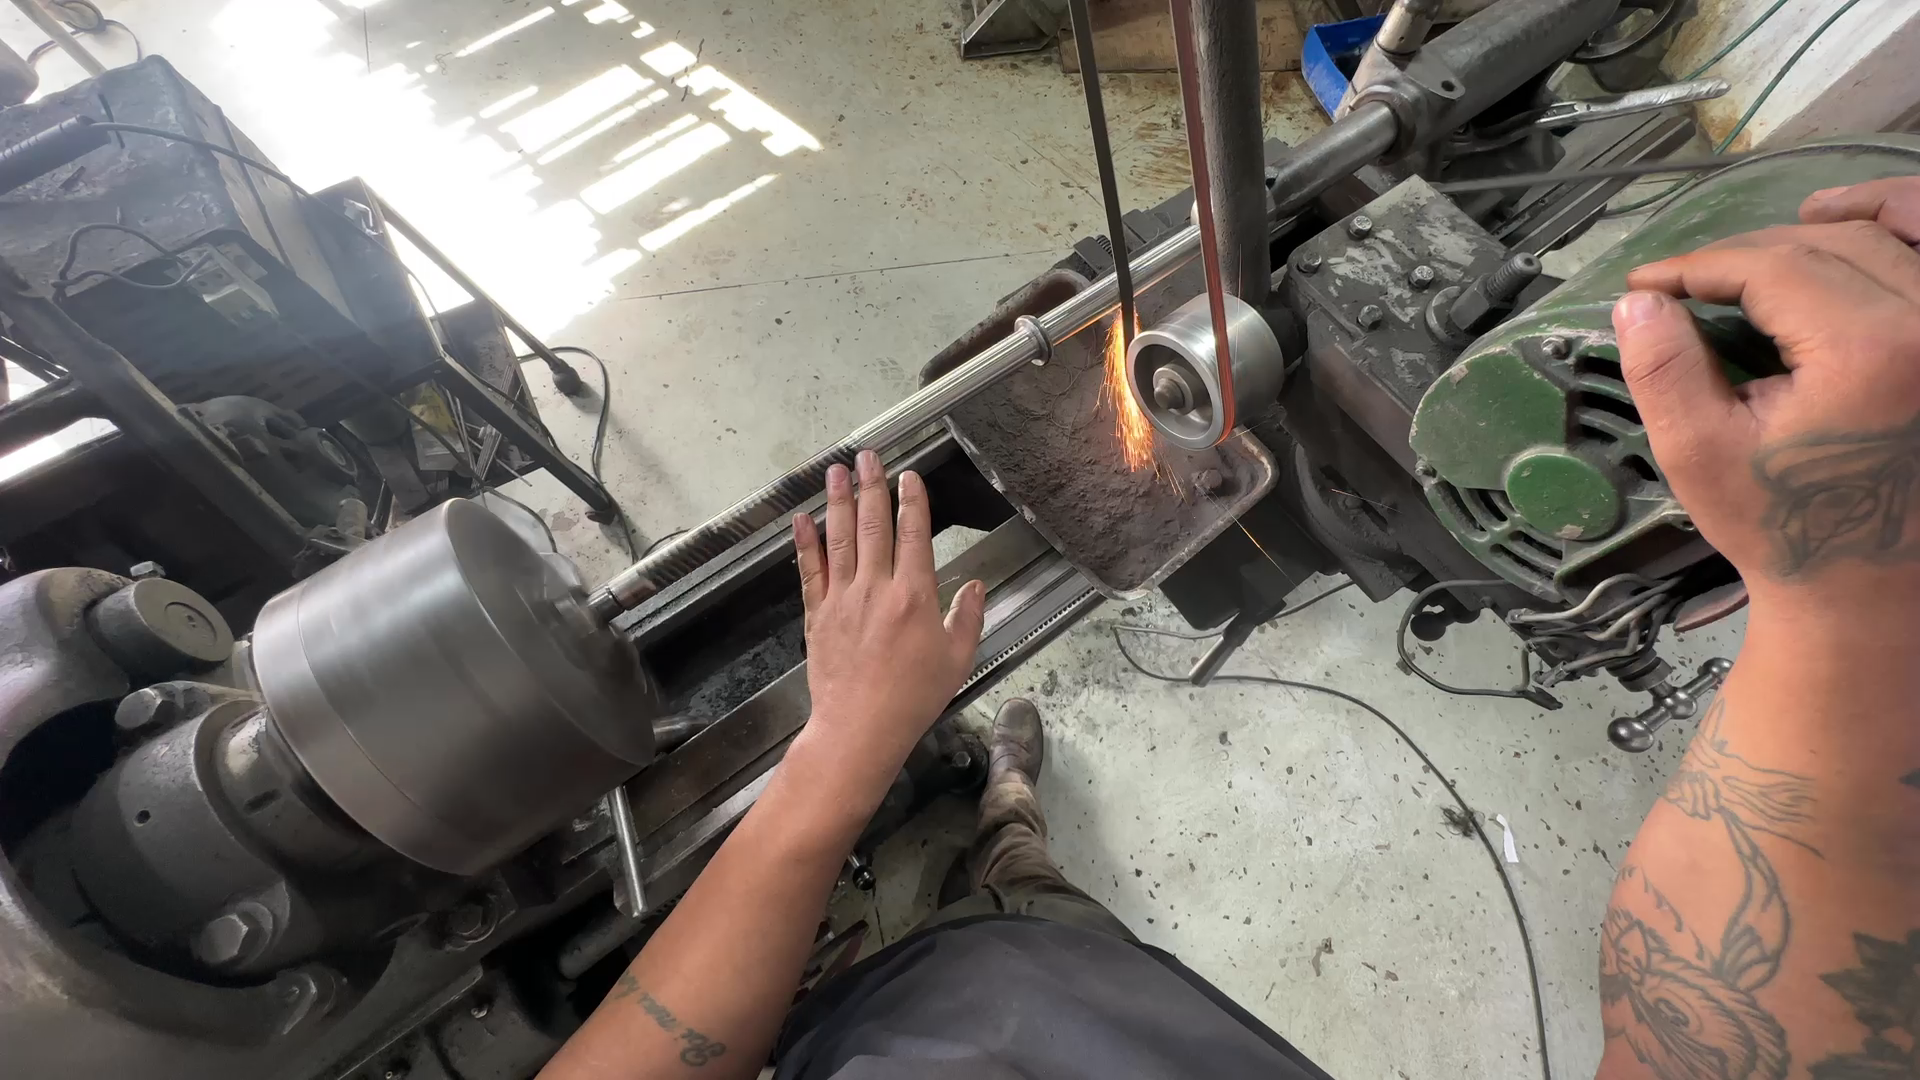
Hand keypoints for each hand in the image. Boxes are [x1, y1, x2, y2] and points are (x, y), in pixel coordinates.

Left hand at [789, 450, 984, 793]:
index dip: (912, 501)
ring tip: (835, 471)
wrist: (860, 727)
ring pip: (840, 539)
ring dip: (838, 502)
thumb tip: (977, 587)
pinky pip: (810, 571)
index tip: (908, 475)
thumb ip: (968, 618)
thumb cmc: (914, 696)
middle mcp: (876, 587)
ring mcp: (842, 599)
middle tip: (867, 457)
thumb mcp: (957, 659)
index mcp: (914, 595)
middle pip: (873, 526)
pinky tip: (802, 519)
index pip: (913, 534)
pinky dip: (806, 543)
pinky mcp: (817, 614)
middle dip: (872, 486)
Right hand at [1612, 186, 1919, 618]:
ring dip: (1833, 222)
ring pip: (1904, 232)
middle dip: (1743, 253)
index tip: (1641, 284)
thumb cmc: (1773, 514)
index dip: (1696, 267)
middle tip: (1677, 280)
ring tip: (1779, 225)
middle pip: (1832, 246)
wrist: (1867, 571)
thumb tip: (1636, 302)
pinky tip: (1870, 222)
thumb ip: (1664, 369)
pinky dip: (1910, 225)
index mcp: (1866, 347)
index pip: (1772, 269)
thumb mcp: (1694, 448)